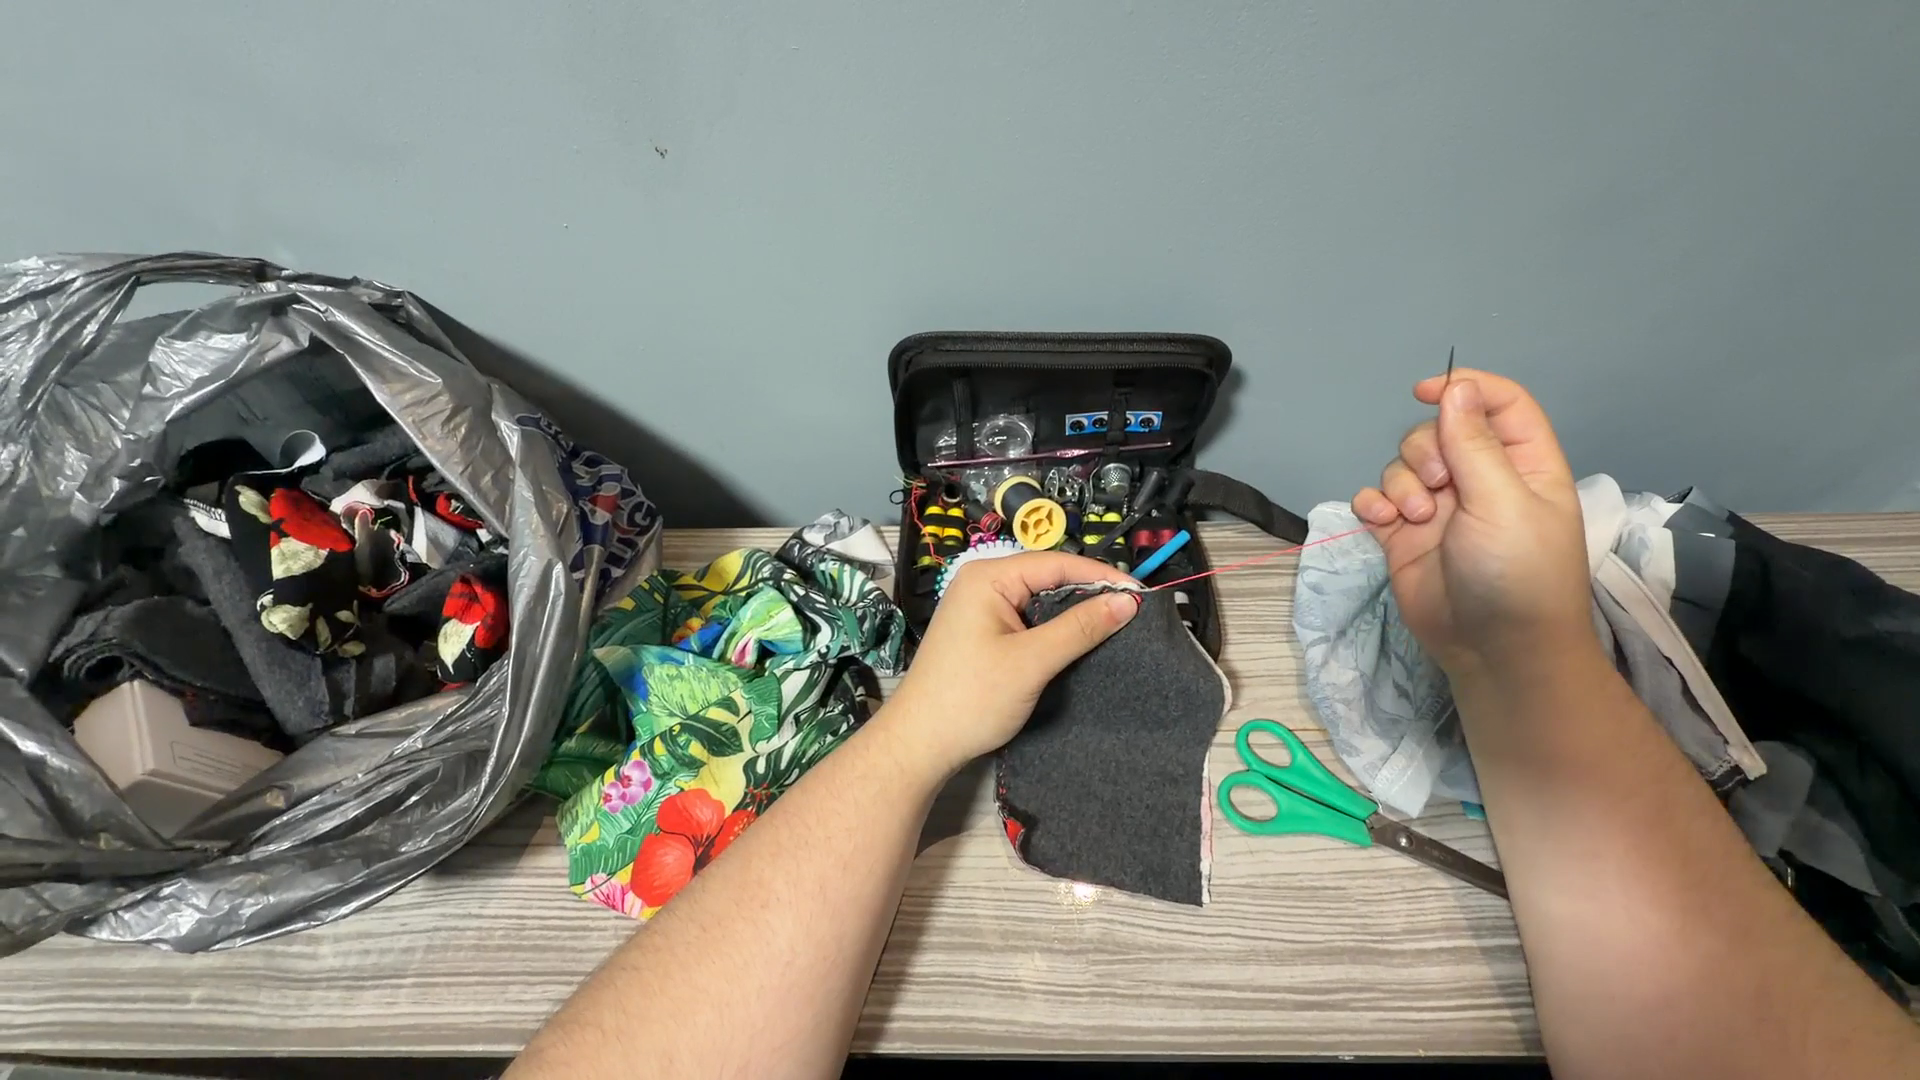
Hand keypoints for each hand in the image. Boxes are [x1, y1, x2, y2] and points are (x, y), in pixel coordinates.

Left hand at [877, 552, 1137, 775]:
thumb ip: (1079, 629)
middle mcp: (982, 584)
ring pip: (1040, 601)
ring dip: (1073, 613)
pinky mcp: (983, 633)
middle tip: (1132, 612)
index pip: (1055, 563)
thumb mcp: (1031, 662)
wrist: (920, 743)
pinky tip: (1079, 642)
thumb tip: (1127, 602)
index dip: (1100, 577)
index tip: (1141, 595)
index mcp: (988, 577)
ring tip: (1115, 626)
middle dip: (1089, 593)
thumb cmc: (971, 698)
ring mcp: (980, 609)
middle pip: (1048, 578)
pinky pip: (1028, 620)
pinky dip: (1054, 629)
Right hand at [1351, 371, 1594, 678]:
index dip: (1465, 389)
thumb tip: (1454, 389)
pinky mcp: (1402, 535)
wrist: (1492, 648)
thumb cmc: (1517, 572)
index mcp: (1521, 465)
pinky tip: (1381, 522)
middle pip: (1437, 433)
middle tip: (1437, 485)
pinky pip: (1376, 501)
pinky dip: (1372, 505)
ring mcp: (1437, 508)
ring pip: (1402, 466)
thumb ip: (1474, 444)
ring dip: (1400, 485)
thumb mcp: (1503, 502)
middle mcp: (1478, 480)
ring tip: (1415, 519)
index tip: (1426, 392)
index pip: (1498, 405)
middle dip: (1424, 451)